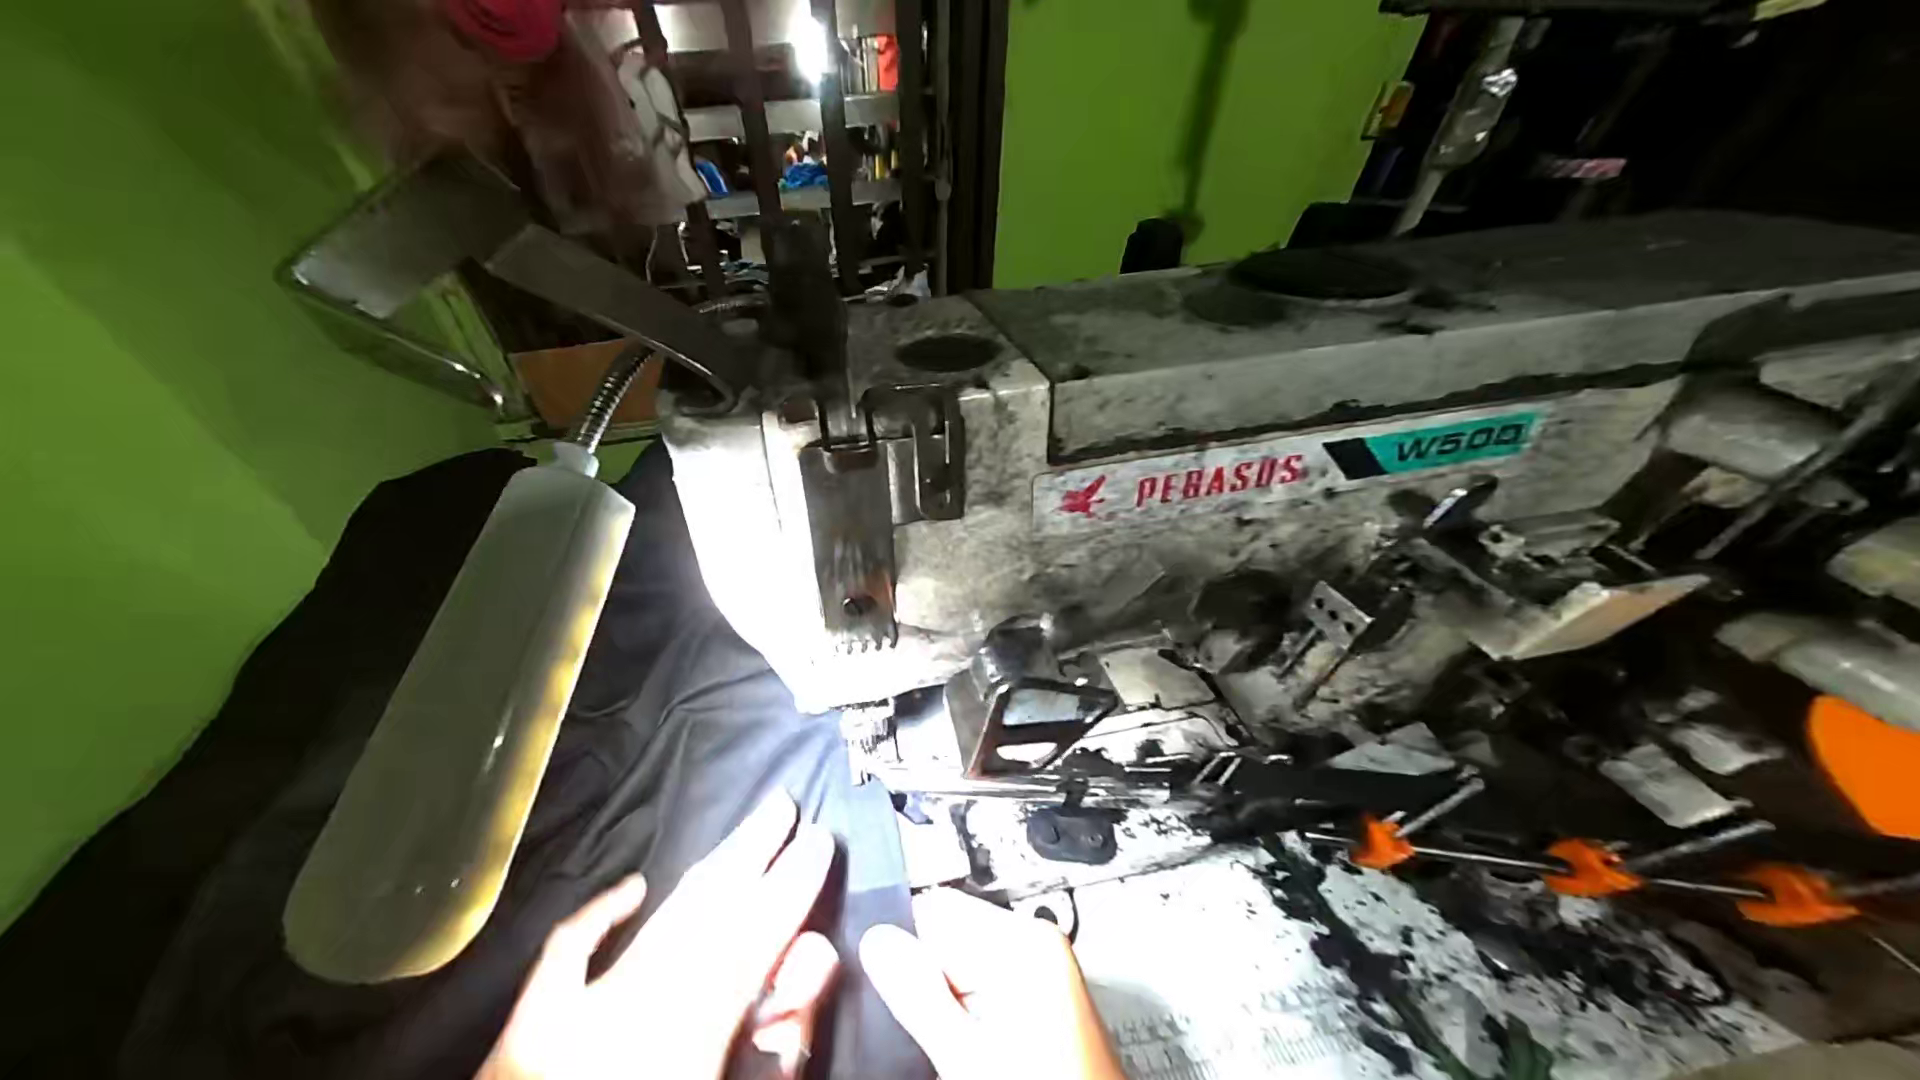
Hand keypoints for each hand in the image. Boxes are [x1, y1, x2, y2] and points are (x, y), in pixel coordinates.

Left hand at [479, 793, 837, 1079]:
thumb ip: (780, 1047)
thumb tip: (812, 955)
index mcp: (684, 1034)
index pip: (753, 936)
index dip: (792, 883)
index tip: (819, 841)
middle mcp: (629, 1011)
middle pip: (705, 913)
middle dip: (752, 854)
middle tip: (784, 805)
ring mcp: (571, 1020)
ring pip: (656, 924)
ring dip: (706, 873)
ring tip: (745, 831)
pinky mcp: (527, 1036)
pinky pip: (567, 957)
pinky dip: (600, 918)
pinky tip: (633, 890)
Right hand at [861, 888, 1125, 1079]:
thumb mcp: (967, 1053)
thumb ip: (918, 992)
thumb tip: (877, 940)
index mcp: (1026, 939)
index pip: (937, 908)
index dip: (906, 950)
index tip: (894, 990)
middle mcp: (1039, 943)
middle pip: (952, 938)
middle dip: (932, 981)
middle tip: (941, 1037)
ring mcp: (1045, 972)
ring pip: (968, 966)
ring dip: (950, 1001)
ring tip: (964, 1050)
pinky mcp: (1045, 1000)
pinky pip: (989, 987)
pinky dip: (973, 1014)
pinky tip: (980, 1053)